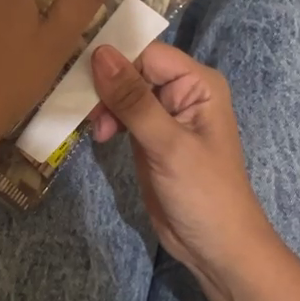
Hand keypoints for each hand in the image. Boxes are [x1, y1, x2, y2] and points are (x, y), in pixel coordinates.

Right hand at [89, 43, 275, 279]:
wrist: (216, 247)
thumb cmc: (203, 193)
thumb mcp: (168, 145)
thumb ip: (133, 100)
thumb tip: (100, 53)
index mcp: (198, 83)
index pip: (148, 54)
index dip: (116, 62)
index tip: (83, 81)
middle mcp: (182, 92)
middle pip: (133, 70)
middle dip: (106, 86)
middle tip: (87, 114)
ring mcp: (165, 116)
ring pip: (123, 93)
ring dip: (103, 106)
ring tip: (97, 133)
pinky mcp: (150, 138)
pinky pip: (122, 116)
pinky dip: (107, 121)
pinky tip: (99, 137)